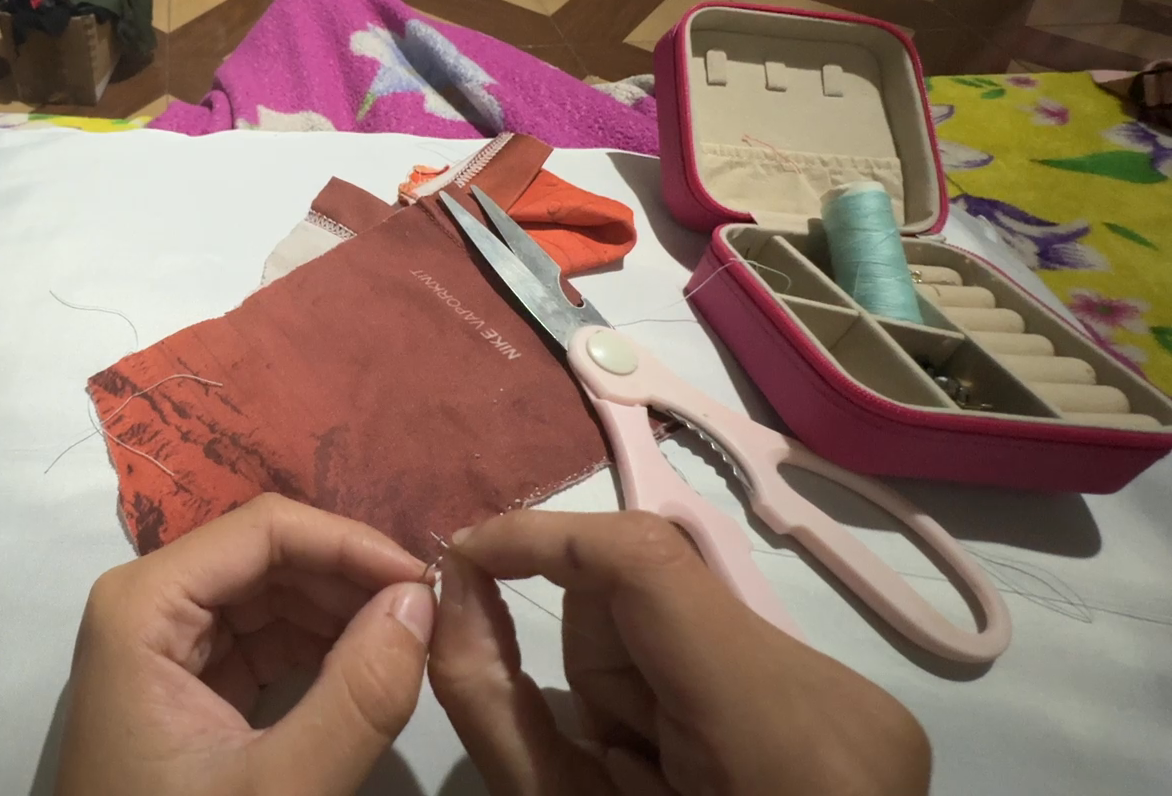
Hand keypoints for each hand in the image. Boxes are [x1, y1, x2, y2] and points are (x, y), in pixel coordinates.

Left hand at [55, 494, 437, 795]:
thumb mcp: (274, 791)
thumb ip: (355, 700)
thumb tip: (420, 605)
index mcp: (145, 601)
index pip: (262, 530)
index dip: (347, 543)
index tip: (422, 579)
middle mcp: (149, 597)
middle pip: (264, 554)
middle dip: (346, 577)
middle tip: (425, 612)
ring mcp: (166, 633)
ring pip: (267, 588)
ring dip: (338, 608)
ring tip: (406, 636)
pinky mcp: (186, 671)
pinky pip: (259, 632)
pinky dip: (315, 643)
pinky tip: (364, 661)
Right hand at [429, 510, 929, 795]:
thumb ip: (489, 695)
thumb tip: (452, 575)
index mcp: (780, 739)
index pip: (643, 560)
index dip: (537, 535)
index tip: (466, 557)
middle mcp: (835, 693)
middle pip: (643, 588)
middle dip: (589, 650)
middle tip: (609, 759)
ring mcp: (853, 694)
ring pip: (665, 607)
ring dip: (620, 670)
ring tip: (648, 769)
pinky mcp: (842, 698)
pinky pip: (698, 635)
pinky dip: (655, 683)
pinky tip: (683, 761)